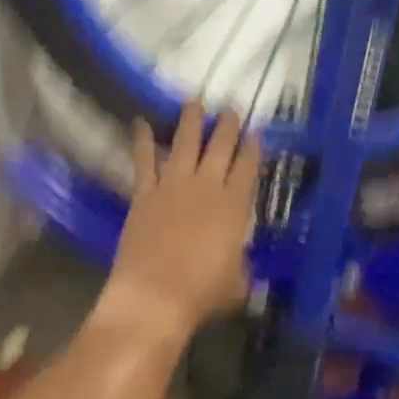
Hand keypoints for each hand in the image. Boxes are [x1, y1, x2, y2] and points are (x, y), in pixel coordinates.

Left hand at [94, 103, 260, 340]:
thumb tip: (238, 259)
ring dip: (192, 120)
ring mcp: (173, 186)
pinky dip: (143, 139)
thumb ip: (240, 262)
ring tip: (195, 102)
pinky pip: (144, 159)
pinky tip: (141, 122)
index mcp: (235, 206)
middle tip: (230, 110)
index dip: (254, 147)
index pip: (249, 166)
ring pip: (186, 141)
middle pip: (221, 145)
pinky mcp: (145, 193)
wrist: (154, 296)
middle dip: (228, 125)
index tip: (256, 132)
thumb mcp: (237, 282)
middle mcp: (207, 186)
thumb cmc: (202, 294)